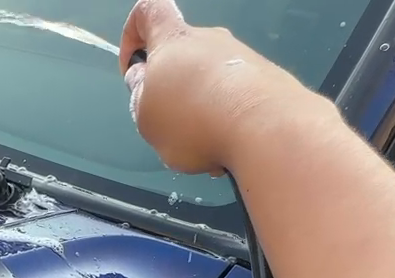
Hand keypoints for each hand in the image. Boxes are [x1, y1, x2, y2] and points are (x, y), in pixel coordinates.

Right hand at [119, 0, 320, 173]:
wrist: (262, 126)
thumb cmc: (192, 118)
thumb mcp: (146, 114)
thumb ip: (139, 92)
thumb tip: (140, 76)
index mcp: (173, 40)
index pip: (149, 10)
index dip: (132, 33)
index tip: (133, 67)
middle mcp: (208, 39)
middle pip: (180, 56)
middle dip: (168, 89)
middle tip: (165, 125)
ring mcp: (238, 57)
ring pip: (205, 81)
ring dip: (195, 110)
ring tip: (198, 144)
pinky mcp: (261, 79)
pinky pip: (230, 98)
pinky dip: (220, 121)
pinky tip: (222, 147)